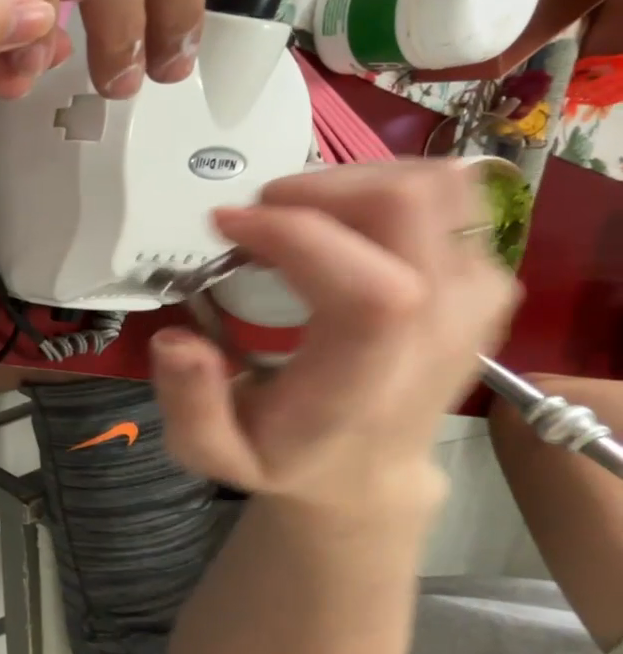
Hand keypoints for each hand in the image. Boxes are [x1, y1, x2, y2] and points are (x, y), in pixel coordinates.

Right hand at [152, 163, 518, 506]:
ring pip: (435, 186)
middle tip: (255, 215)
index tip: (224, 224)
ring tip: (289, 214)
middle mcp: (441, 326)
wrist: (366, 473)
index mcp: (368, 375)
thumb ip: (189, 403)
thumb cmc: (282, 456)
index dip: (295, 235)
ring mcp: (474, 294)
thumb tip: (173, 339)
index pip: (369, 286)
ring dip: (350, 180)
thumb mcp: (209, 452)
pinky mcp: (481, 275)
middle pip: (411, 209)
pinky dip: (378, 189)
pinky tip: (329, 222)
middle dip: (317, 188)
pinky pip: (446, 196)